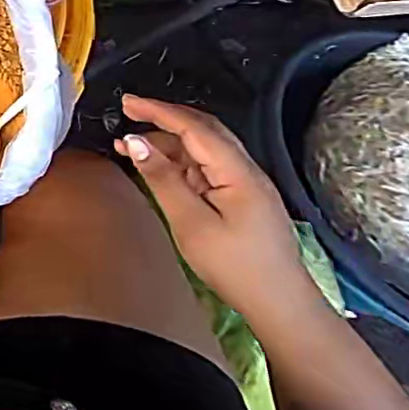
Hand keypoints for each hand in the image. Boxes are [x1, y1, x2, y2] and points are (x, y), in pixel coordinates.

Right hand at [114, 94, 317, 322]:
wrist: (281, 306)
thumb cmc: (235, 267)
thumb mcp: (191, 222)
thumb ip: (162, 178)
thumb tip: (135, 142)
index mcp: (237, 171)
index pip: (194, 127)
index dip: (158, 111)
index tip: (127, 103)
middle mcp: (245, 169)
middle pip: (202, 129)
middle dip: (164, 117)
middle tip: (129, 112)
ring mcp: (245, 183)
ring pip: (203, 148)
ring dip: (168, 141)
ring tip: (130, 145)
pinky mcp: (241, 197)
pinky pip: (206, 166)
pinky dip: (178, 160)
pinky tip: (157, 167)